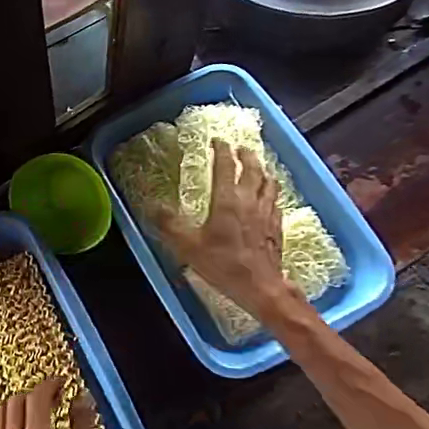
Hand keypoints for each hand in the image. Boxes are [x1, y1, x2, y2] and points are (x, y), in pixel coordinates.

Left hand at [0, 378, 102, 428]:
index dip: (50, 384)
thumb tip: (80, 399)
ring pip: (0, 416)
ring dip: (19, 406)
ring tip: (40, 414)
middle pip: (14, 401)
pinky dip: (10, 425)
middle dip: (35, 393)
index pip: (36, 397)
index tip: (64, 383)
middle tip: (55, 398)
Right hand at [148, 140, 298, 318]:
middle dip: (246, 156)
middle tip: (240, 148)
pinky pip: (276, 202)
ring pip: (268, 184)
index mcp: (227, 200)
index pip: (226, 167)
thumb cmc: (224, 265)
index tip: (217, 141)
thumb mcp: (189, 246)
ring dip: (263, 171)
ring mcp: (266, 214)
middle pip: (252, 170)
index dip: (221, 151)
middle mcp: (250, 201)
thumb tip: (152, 207)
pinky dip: (271, 193)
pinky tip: (269, 198)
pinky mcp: (276, 228)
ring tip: (259, 166)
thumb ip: (169, 226)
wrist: (261, 288)